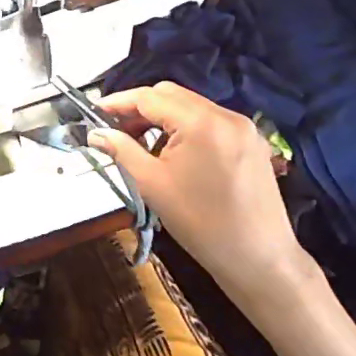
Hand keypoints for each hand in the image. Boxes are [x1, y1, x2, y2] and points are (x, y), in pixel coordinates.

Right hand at [88, 82, 316, 309]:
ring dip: (161, 117)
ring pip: (189, 105)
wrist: (260, 260)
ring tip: (141, 142)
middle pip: (171, 94)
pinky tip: (172, 151)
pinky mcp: (251, 142)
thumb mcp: (152, 184)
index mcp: (201, 123)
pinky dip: (184, 126)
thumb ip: (121, 150)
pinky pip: (209, 120)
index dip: (118, 102)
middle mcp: (226, 116)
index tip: (95, 112)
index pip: (149, 97)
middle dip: (139, 107)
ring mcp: (243, 128)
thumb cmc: (202, 223)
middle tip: (116, 129)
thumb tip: (96, 133)